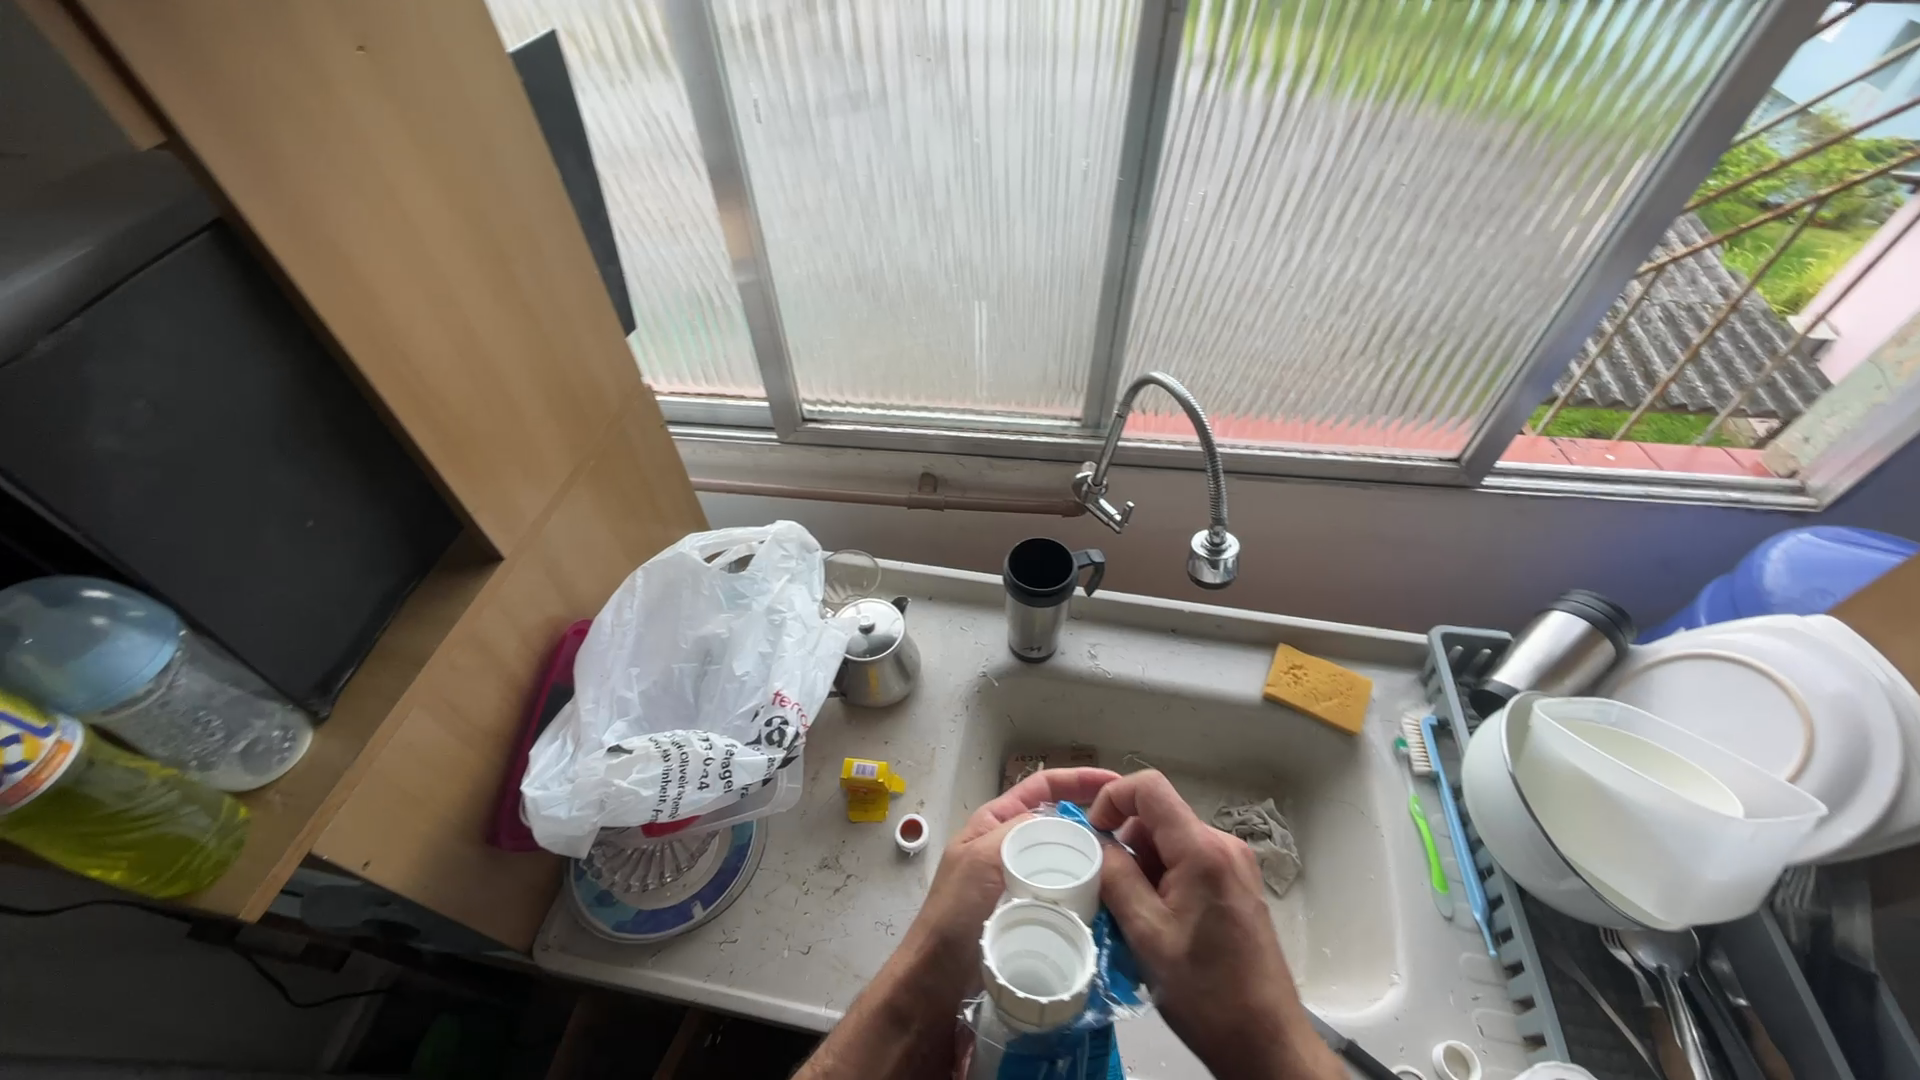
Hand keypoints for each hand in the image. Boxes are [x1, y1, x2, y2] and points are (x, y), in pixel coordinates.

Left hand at [795, 767, 1120, 1079]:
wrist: (939, 983)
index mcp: (995, 824)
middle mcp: (1011, 848)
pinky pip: (1068, 897)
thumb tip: (1062, 820)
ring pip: (1067, 861)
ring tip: (1129, 868)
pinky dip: (1090, 896)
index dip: (1078, 779)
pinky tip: (1112, 902)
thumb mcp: (980, 857)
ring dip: (1095, 862)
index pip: (1042, 788)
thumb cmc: (953, 914)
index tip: (1116, 784)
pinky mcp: (1035, 917)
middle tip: (1130, 834)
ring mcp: (1024, 884)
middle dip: (1093, 823)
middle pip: (1061, 824)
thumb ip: (1017, 831)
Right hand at [1090, 770, 1342, 1079]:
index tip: (1093, 834)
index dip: (1113, 799)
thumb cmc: (1206, 993)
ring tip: (1135, 914)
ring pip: (1171, 840)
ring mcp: (1235, 865)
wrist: (1266, 1043)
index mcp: (1202, 851)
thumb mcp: (1146, 935)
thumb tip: (1095, 841)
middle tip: (1110, 889)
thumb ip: (1116, 877)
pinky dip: (1164, 877)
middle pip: (1159, 816)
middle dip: (1126, 843)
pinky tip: (1159, 921)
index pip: (1150, 788)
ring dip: (1144, 864)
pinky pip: (1189, 860)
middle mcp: (1224, 846)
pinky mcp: (1238, 885)